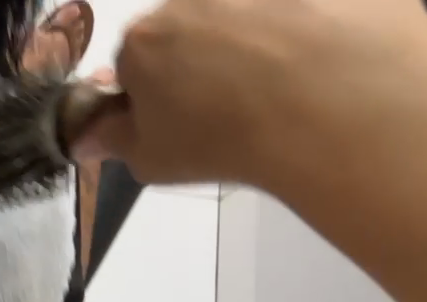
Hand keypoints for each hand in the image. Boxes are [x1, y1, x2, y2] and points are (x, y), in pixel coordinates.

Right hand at [82, 0, 426, 189]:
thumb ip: (113, 141)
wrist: (337, 103)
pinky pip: (298, 8)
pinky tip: (319, 60)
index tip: (169, 120)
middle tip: (224, 103)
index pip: (131, 63)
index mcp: (142, 41)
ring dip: (250, 39)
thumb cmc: (222, 140)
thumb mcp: (150, 160)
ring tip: (281, 83)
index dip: (147, 94)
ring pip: (241, 13)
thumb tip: (89, 135)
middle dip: (195, 58)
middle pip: (184, 27)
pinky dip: (304, 26)